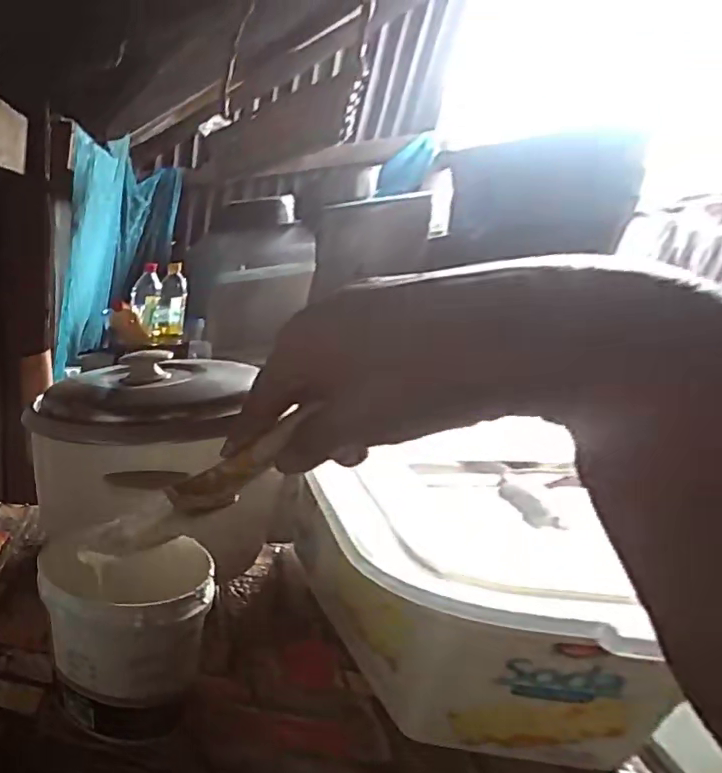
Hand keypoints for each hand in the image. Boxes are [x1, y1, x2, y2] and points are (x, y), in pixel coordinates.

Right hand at [223, 257, 720, 472]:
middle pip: (297, 383)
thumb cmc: (424, 382)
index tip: (233, 461)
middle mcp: (321, 316)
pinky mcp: (417, 299)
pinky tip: (404, 405)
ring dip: (343, 409)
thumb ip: (305, 446)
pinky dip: (374, 384)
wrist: (551, 326)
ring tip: (372, 439)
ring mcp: (371, 302)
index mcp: (294, 343)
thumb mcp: (354, 427)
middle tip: (325, 458)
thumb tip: (282, 459)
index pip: (257, 402)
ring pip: (337, 369)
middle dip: (306, 424)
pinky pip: (372, 352)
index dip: (247, 437)